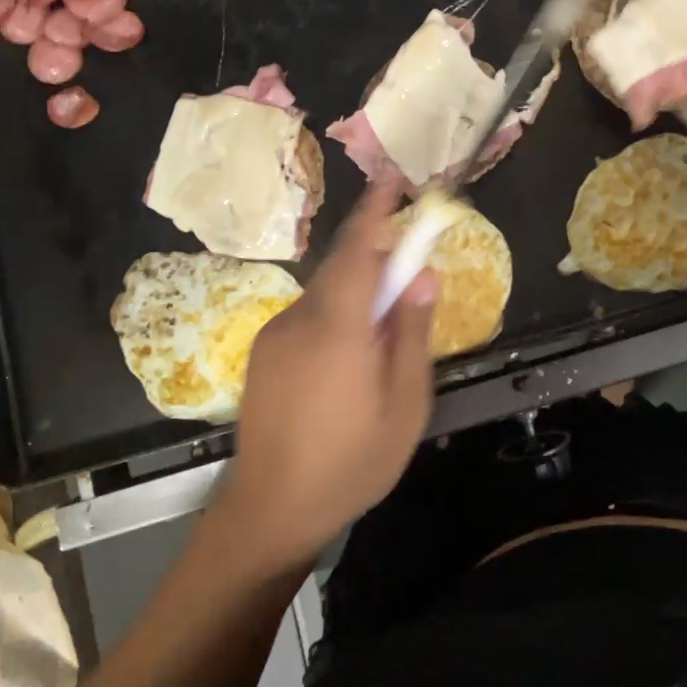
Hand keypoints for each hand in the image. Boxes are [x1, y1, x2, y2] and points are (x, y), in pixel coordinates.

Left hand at [220, 183, 438, 566]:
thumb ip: (412, 332)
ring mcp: (275, 335)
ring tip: (382, 340)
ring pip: (326, 294)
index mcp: (339, 326)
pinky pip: (309, 317)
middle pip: (343, 266)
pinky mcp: (264, 354)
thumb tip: (422, 276)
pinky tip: (348, 363)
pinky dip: (337, 317)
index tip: (392, 176)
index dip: (377, 209)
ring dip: (357, 294)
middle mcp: (301, 318)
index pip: (359, 248)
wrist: (271, 510)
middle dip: (376, 255)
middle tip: (408, 274)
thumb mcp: (404, 401)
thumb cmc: (352, 460)